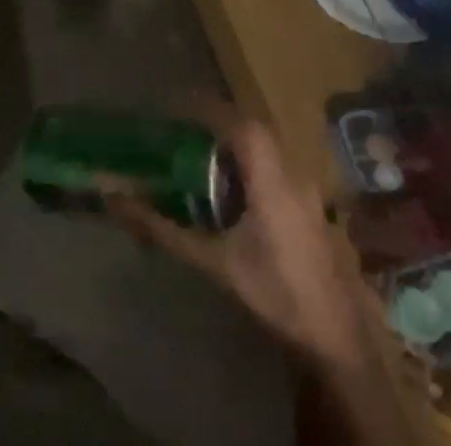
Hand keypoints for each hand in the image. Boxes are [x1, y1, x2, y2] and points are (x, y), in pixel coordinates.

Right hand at [101, 122, 371, 366]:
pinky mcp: (314, 219)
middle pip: (255, 140)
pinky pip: (277, 180)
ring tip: (196, 171)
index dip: (211, 112)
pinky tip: (227, 206)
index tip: (174, 110)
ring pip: (268, 160)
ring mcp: (310, 201)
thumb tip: (114, 201)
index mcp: (274, 186)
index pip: (245, 128)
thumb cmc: (274, 293)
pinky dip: (248, 178)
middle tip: (178, 142)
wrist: (337, 340)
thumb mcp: (211, 261)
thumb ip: (162, 228)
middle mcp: (296, 183)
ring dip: (233, 158)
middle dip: (215, 135)